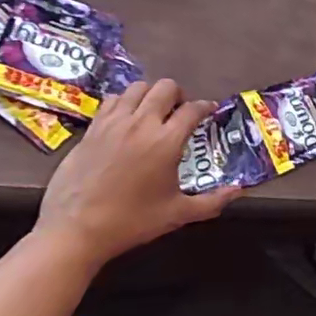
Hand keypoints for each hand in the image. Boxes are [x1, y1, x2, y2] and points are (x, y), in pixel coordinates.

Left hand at [34, 79, 241, 267]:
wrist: (76, 228)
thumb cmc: (131, 222)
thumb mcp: (177, 215)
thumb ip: (212, 201)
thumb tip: (238, 190)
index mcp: (166, 141)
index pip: (192, 110)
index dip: (205, 107)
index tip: (210, 111)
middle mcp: (141, 122)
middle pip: (165, 87)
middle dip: (178, 95)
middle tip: (180, 112)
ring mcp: (114, 121)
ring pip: (137, 88)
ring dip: (151, 95)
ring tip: (153, 112)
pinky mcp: (92, 127)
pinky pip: (113, 100)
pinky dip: (125, 102)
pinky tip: (126, 119)